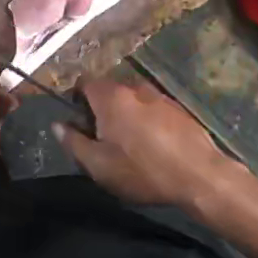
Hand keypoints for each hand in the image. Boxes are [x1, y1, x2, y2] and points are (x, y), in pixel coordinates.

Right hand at [57, 80, 236, 206]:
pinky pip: (152, 110)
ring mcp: (161, 97)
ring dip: (126, 116)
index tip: (77, 122)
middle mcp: (136, 89)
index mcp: (112, 97)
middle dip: (101, 109)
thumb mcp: (99, 165)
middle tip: (101, 139)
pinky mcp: (179, 109)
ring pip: (133, 101)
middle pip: (110, 91)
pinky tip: (152, 145)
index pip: (85, 82)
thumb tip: (59, 125)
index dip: (76, 99)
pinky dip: (146, 121)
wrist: (198, 175)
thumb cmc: (143, 171)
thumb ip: (74, 142)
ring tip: (128, 145)